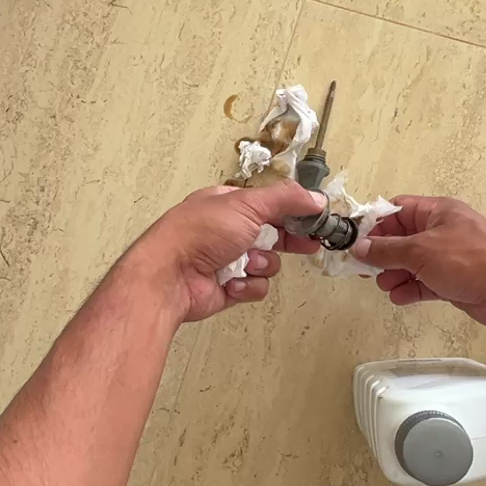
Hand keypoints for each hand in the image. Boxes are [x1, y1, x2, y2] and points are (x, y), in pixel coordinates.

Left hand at [120, 182, 325, 322]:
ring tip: (246, 263)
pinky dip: (248, 285)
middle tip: (307, 244)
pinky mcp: (227, 287)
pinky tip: (234, 282)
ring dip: (261, 264)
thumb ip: (285, 199)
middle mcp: (227, 231)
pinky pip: (255, 286)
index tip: (315, 218)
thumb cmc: (197, 234)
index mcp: (228, 204)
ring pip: (267, 263)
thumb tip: (314, 198)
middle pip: (272, 234)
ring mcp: (227, 260)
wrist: (170, 277)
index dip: (293, 210)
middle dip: (288, 240)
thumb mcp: (246, 204)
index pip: (269, 204)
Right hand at [349, 196, 485, 331]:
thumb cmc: (473, 261)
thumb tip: (360, 247)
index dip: (375, 223)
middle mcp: (443, 231)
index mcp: (438, 212)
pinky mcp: (455, 280)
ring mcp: (450, 257)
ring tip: (386, 286)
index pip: (398, 209)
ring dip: (395, 274)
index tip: (356, 240)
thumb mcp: (421, 251)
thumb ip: (386, 250)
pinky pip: (424, 282)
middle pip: (402, 238)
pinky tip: (401, 297)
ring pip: (412, 263)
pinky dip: (411, 289)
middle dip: (383, 254)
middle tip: (366, 268)